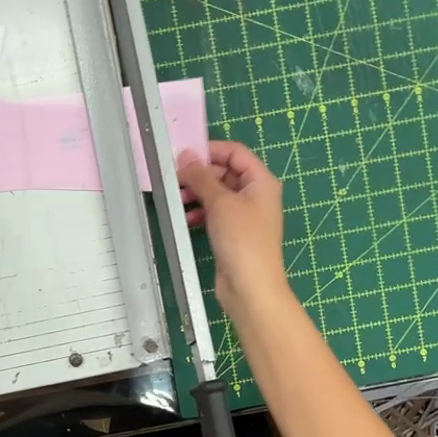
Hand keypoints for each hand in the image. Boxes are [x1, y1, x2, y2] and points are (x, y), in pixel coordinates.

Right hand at [178, 141, 291, 314]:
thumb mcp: (220, 202)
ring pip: (217, 194)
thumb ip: (201, 177)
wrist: (250, 286)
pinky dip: (201, 212)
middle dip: (200, 175)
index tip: (184, 156)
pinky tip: (187, 218)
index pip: (235, 153)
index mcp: (261, 181)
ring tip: (178, 199)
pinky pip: (215, 213)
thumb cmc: (242, 240)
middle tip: (176, 179)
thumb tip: (186, 156)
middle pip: (224, 172)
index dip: (210, 150)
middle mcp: (255, 194)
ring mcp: (245, 214)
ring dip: (197, 194)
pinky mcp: (234, 232)